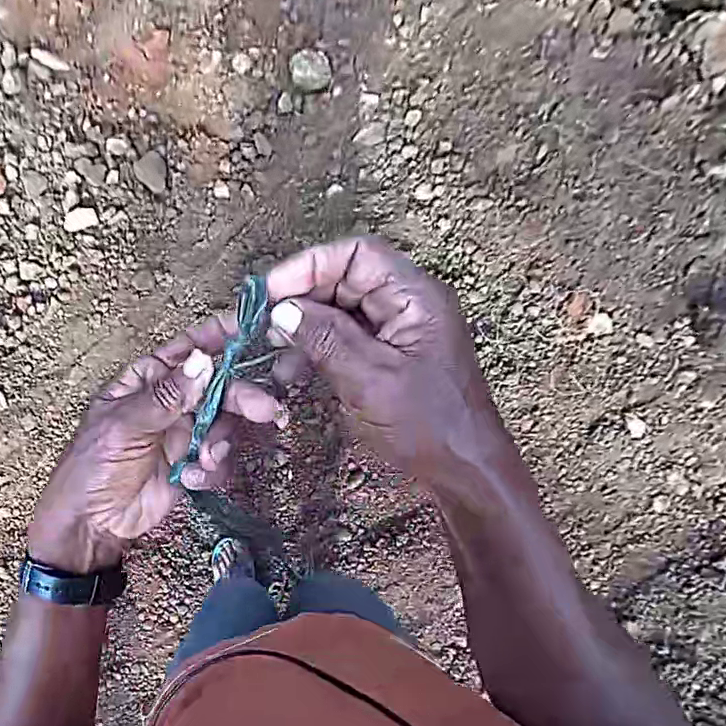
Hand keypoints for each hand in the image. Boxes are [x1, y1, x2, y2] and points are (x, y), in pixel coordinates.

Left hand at [26, 317, 283, 573]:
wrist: (91, 524)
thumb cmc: (92, 466)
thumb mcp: (124, 426)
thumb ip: (166, 396)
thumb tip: (203, 362)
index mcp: (150, 379)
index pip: (191, 347)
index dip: (224, 334)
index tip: (257, 328)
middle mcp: (174, 401)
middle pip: (222, 385)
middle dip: (244, 397)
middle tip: (266, 411)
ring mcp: (187, 432)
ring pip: (227, 423)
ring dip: (223, 441)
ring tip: (206, 459)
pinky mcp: (196, 463)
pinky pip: (222, 458)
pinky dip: (213, 470)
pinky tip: (191, 479)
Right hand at [265, 237, 506, 488]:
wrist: (464, 469)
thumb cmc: (428, 425)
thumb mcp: (371, 380)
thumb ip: (327, 339)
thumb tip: (282, 310)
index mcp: (414, 297)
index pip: (356, 255)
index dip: (309, 265)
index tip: (270, 292)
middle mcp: (406, 305)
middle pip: (344, 280)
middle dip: (301, 297)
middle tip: (262, 322)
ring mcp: (396, 331)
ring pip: (340, 311)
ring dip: (304, 326)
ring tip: (272, 348)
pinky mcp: (386, 357)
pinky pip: (345, 339)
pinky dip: (316, 348)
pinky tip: (291, 368)